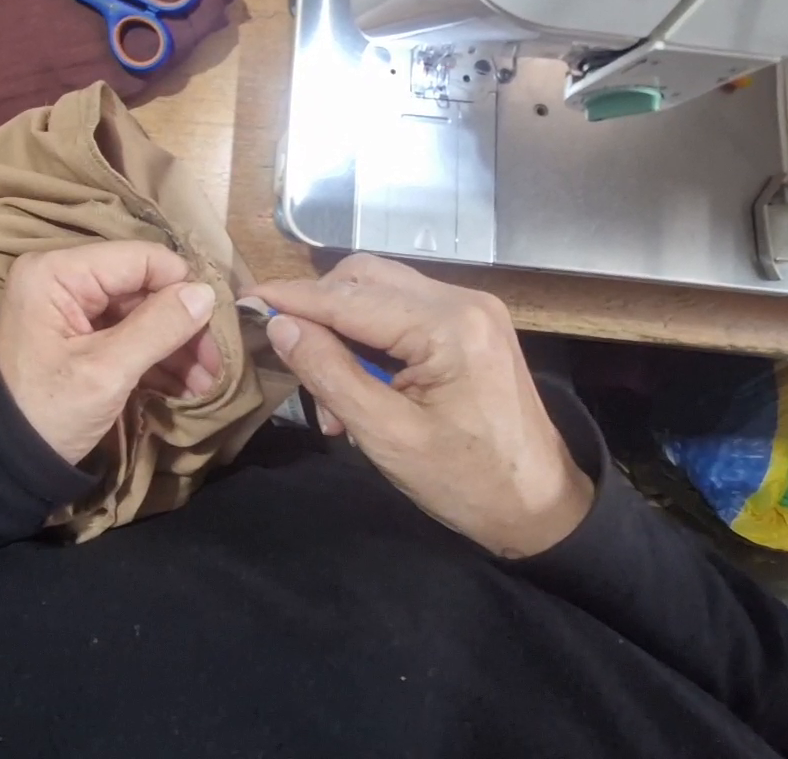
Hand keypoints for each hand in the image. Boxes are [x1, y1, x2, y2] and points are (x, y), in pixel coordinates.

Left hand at [0, 242, 220, 464]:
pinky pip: (130, 335)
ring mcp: (73, 309)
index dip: (183, 287)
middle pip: (144, 286)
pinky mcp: (81, 337)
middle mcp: (65, 279)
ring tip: (207, 384)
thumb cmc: (46, 413)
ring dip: (177, 346)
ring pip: (142, 313)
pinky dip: (158, 358)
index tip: (217, 327)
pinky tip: (186, 386)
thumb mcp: (105, 372)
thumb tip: (206, 293)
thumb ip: (157, 328)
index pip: (140, 258)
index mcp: (58, 272)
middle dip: (184, 325)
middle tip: (216, 365)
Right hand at [249, 255, 592, 558]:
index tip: (243, 301)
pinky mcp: (467, 324)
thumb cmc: (468, 482)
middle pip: (362, 278)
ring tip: (328, 394)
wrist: (543, 508)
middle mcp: (461, 299)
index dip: (290, 299)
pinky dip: (366, 338)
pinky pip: (398, 311)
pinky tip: (357, 384)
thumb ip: (329, 373)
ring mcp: (467, 308)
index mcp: (448, 325)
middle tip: (288, 355)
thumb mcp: (387, 436)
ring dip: (339, 327)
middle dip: (316, 310)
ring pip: (376, 290)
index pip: (348, 299)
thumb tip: (279, 325)